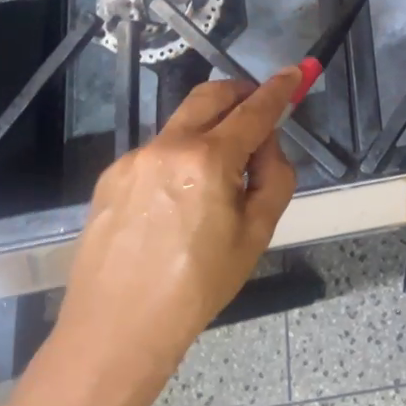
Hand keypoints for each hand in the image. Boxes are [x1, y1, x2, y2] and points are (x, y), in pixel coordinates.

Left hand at [56, 71, 299, 362]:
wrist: (115, 333)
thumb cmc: (197, 287)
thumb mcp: (257, 233)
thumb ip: (274, 176)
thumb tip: (265, 146)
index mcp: (207, 160)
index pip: (254, 110)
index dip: (280, 89)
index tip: (296, 72)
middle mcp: (167, 147)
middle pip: (210, 96)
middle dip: (241, 93)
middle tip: (260, 111)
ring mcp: (132, 161)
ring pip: (182, 125)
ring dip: (210, 130)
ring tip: (220, 178)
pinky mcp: (109, 180)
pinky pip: (157, 153)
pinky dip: (181, 158)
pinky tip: (181, 202)